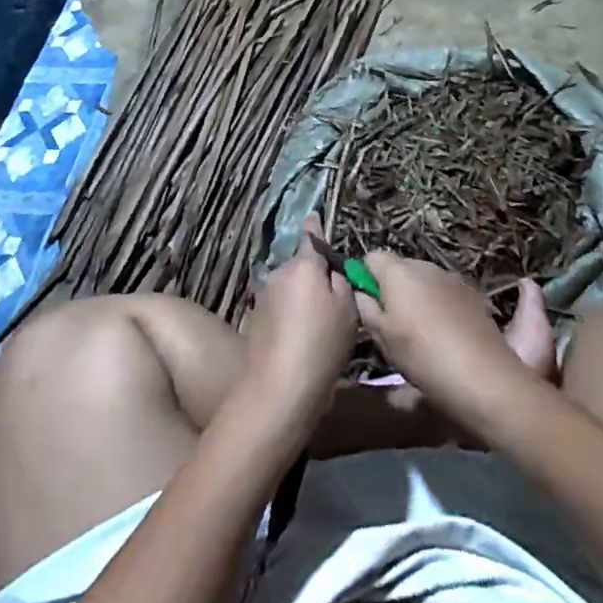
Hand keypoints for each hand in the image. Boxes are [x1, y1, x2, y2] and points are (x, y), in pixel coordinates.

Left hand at [243, 218, 358, 426]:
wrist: (279, 386)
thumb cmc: (322, 343)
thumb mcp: (347, 309)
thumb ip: (340, 280)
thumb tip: (330, 268)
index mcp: (303, 266)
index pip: (310, 237)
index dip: (315, 227)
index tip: (315, 215)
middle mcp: (279, 273)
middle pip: (302, 265)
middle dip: (315, 274)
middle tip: (336, 298)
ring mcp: (264, 295)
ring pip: (290, 286)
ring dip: (302, 295)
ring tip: (321, 322)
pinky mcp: (255, 318)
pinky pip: (280, 305)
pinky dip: (291, 313)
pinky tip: (302, 336)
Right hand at [354, 253, 545, 422]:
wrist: (483, 376)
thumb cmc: (422, 355)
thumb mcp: (382, 336)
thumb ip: (365, 307)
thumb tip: (360, 292)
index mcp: (398, 273)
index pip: (372, 257)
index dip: (366, 276)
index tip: (368, 302)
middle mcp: (426, 266)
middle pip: (400, 267)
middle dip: (393, 287)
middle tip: (392, 322)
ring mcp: (453, 279)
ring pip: (425, 280)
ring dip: (418, 296)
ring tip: (420, 331)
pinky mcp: (474, 295)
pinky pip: (446, 292)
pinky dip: (440, 304)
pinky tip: (445, 333)